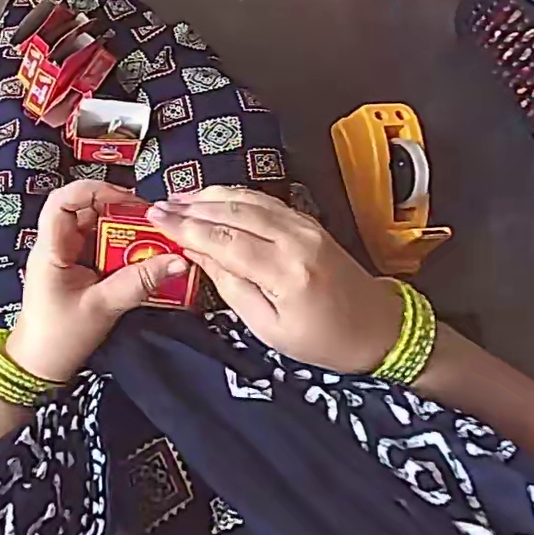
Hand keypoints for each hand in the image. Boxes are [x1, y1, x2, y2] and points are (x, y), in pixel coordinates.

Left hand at [3, 181, 188, 381]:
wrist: (39, 367)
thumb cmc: (59, 337)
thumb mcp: (103, 308)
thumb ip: (138, 282)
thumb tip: (177, 261)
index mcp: (51, 248)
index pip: (62, 200)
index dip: (93, 190)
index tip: (127, 200)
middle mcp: (57, 243)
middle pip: (85, 208)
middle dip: (119, 210)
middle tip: (151, 220)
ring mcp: (67, 253)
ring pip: (97, 225)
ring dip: (124, 229)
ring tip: (152, 237)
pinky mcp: (77, 265)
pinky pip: (102, 244)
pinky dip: (122, 245)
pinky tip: (142, 255)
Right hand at [147, 186, 400, 373]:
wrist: (378, 326)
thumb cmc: (324, 339)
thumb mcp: (268, 327)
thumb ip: (229, 285)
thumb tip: (195, 252)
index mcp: (286, 272)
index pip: (223, 239)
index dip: (185, 226)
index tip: (156, 217)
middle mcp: (295, 239)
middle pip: (232, 211)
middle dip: (191, 206)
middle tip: (159, 205)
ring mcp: (303, 224)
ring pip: (246, 199)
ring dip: (209, 195)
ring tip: (178, 198)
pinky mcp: (307, 219)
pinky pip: (263, 199)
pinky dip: (233, 195)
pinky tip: (213, 197)